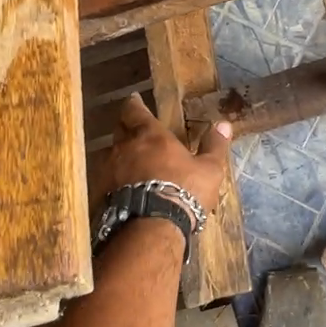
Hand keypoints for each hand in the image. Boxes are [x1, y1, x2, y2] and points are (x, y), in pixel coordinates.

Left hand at [92, 95, 231, 213]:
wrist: (152, 227)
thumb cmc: (184, 191)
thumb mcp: (209, 170)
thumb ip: (214, 146)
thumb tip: (224, 125)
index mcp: (150, 135)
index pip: (135, 111)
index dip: (134, 105)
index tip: (134, 100)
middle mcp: (124, 147)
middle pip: (120, 130)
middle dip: (126, 128)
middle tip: (134, 130)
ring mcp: (109, 170)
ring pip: (112, 156)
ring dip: (121, 157)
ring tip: (131, 164)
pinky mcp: (101, 192)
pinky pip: (107, 179)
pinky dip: (115, 180)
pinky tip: (123, 188)